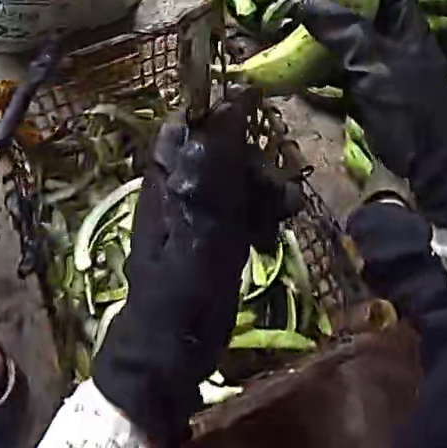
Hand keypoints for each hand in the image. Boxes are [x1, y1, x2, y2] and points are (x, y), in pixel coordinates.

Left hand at [92, 87, 297, 447]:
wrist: (173, 347)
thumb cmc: (184, 284)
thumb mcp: (204, 219)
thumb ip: (217, 160)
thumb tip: (231, 99)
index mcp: (168, 169)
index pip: (198, 119)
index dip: (231, 120)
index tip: (261, 135)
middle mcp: (181, 179)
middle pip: (227, 147)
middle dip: (256, 167)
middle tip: (274, 195)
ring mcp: (199, 204)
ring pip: (241, 176)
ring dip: (266, 195)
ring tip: (279, 220)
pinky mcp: (215, 227)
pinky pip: (245, 204)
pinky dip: (262, 216)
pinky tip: (269, 237)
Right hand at [293, 0, 446, 228]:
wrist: (430, 162)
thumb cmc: (409, 106)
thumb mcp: (373, 62)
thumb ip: (342, 29)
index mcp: (405, 20)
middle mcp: (394, 36)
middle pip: (363, 4)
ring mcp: (381, 62)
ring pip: (349, 35)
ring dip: (322, 30)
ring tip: (291, 22)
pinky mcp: (369, 87)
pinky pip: (341, 64)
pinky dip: (320, 61)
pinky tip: (298, 61)